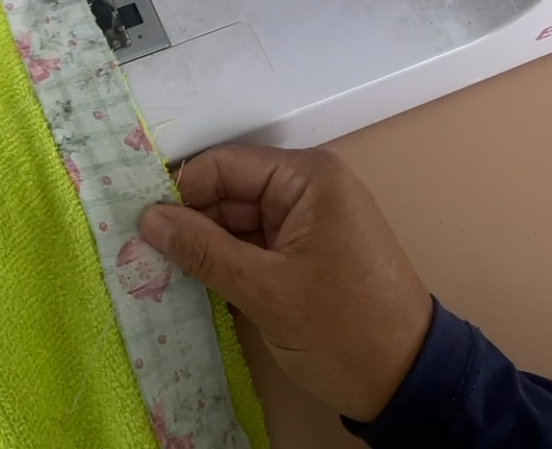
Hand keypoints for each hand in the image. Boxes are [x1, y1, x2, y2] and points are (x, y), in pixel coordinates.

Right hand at [138, 145, 431, 422]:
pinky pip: (254, 241)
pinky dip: (229, 260)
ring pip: (237, 219)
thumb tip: (148, 218)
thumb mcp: (266, 291)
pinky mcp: (306, 248)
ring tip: (165, 270)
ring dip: (207, 245)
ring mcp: (307, 218)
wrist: (410, 387)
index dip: (181, 190)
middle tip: (145, 252)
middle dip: (191, 221)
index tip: (141, 222)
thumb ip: (203, 249)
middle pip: (229, 191)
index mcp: (306, 177)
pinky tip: (199, 281)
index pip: (225, 165)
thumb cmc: (344, 329)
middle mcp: (306, 186)